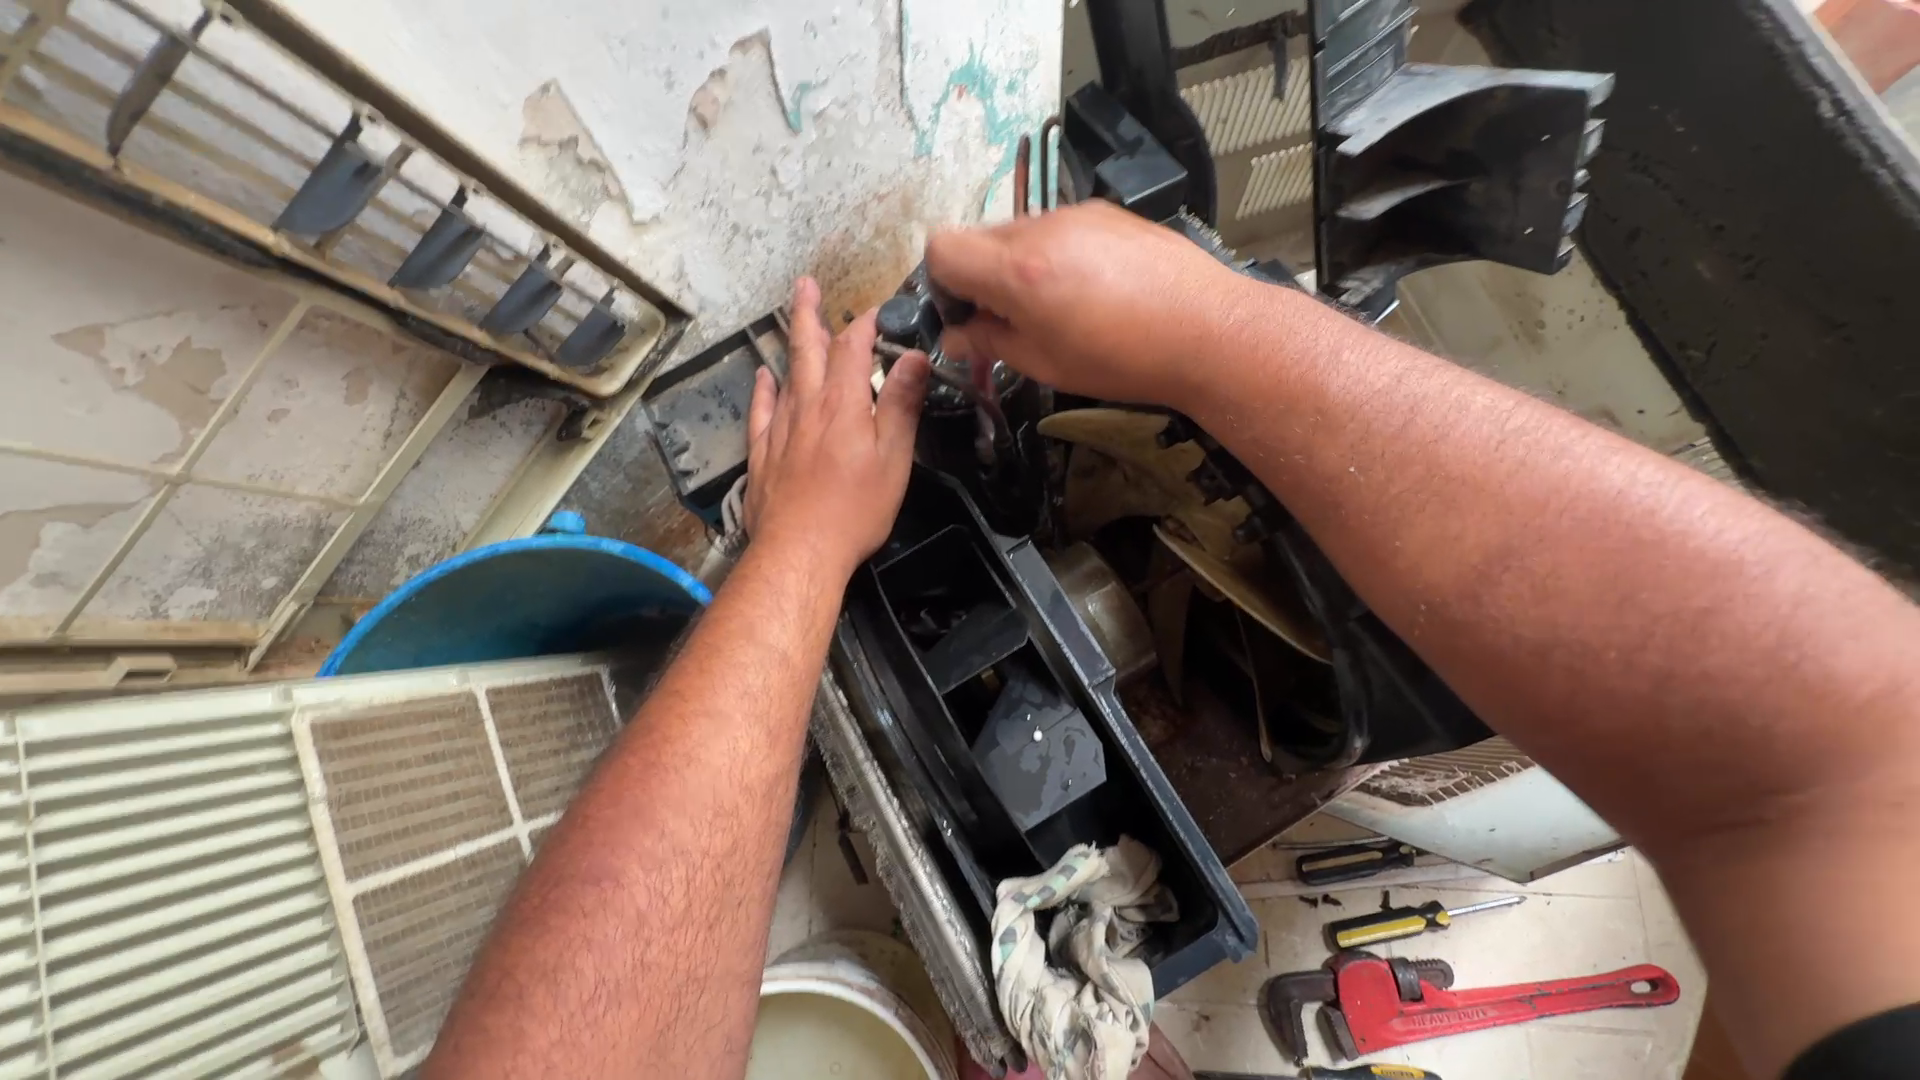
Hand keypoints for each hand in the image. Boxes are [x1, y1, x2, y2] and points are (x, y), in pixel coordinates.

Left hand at [744, 278, 929, 577]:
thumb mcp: (893, 457)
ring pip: (786, 374)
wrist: (800, 550)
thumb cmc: (856, 509)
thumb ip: (901, 404)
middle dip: (811, 313)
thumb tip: (914, 356)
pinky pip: (761, 409)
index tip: (882, 311)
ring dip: (792, 344)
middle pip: (808, 348)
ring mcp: (780, 428)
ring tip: (796, 320)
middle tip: (807, 283)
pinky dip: (764, 387)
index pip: (854, 347)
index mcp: (844, 404)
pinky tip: (764, 376)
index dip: (868, 323)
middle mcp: (808, 406)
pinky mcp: (762, 453)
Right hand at [924, 201, 1253, 407]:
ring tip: (1056, 309)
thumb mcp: (1044, 363)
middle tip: (1008, 321)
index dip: (941, 283)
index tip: (965, 315)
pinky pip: (1057, 229)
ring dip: (1017, 268)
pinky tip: (1089, 291)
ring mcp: (1077, 214)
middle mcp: (1041, 228)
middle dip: (980, 278)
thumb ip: (989, 342)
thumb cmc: (1121, 360)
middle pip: (979, 238)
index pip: (941, 248)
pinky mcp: (1107, 213)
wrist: (1207, 331)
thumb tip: (954, 336)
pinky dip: (1052, 256)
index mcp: (1018, 269)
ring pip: (1018, 233)